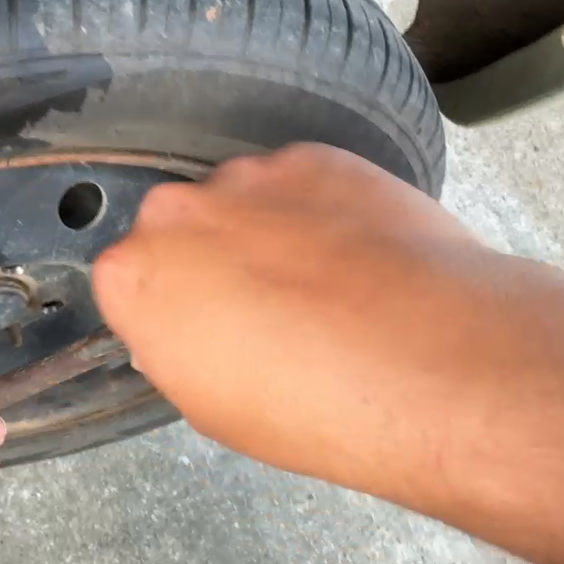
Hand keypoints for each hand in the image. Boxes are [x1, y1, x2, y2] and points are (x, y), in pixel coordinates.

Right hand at [92, 143, 563, 506]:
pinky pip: (300, 181)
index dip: (170, 307)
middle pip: (177, 229)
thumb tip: (190, 322)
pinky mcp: (312, 157)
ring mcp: (244, 176)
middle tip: (265, 303)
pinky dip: (320, 208)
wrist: (433, 365)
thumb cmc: (307, 406)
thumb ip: (172, 344)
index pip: (130, 280)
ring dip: (262, 228)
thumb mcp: (207, 404)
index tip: (207, 329)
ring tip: (328, 279)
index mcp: (131, 274)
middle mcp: (172, 211)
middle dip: (208, 258)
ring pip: (238, 200)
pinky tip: (361, 253)